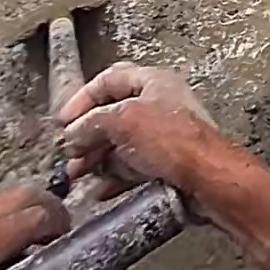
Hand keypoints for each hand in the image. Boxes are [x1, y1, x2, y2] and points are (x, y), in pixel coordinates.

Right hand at [58, 62, 218, 202]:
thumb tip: (73, 134)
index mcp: (154, 81)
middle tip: (69, 153)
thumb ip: (92, 123)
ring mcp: (164, 133)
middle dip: (87, 133)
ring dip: (96, 157)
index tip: (63, 121)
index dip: (83, 97)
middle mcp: (160, 103)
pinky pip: (133, 165)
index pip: (110, 78)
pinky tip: (98, 191)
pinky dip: (113, 176)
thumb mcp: (123, 121)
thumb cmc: (171, 139)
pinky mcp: (167, 161)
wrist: (206, 177)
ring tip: (77, 174)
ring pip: (121, 141)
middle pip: (113, 112)